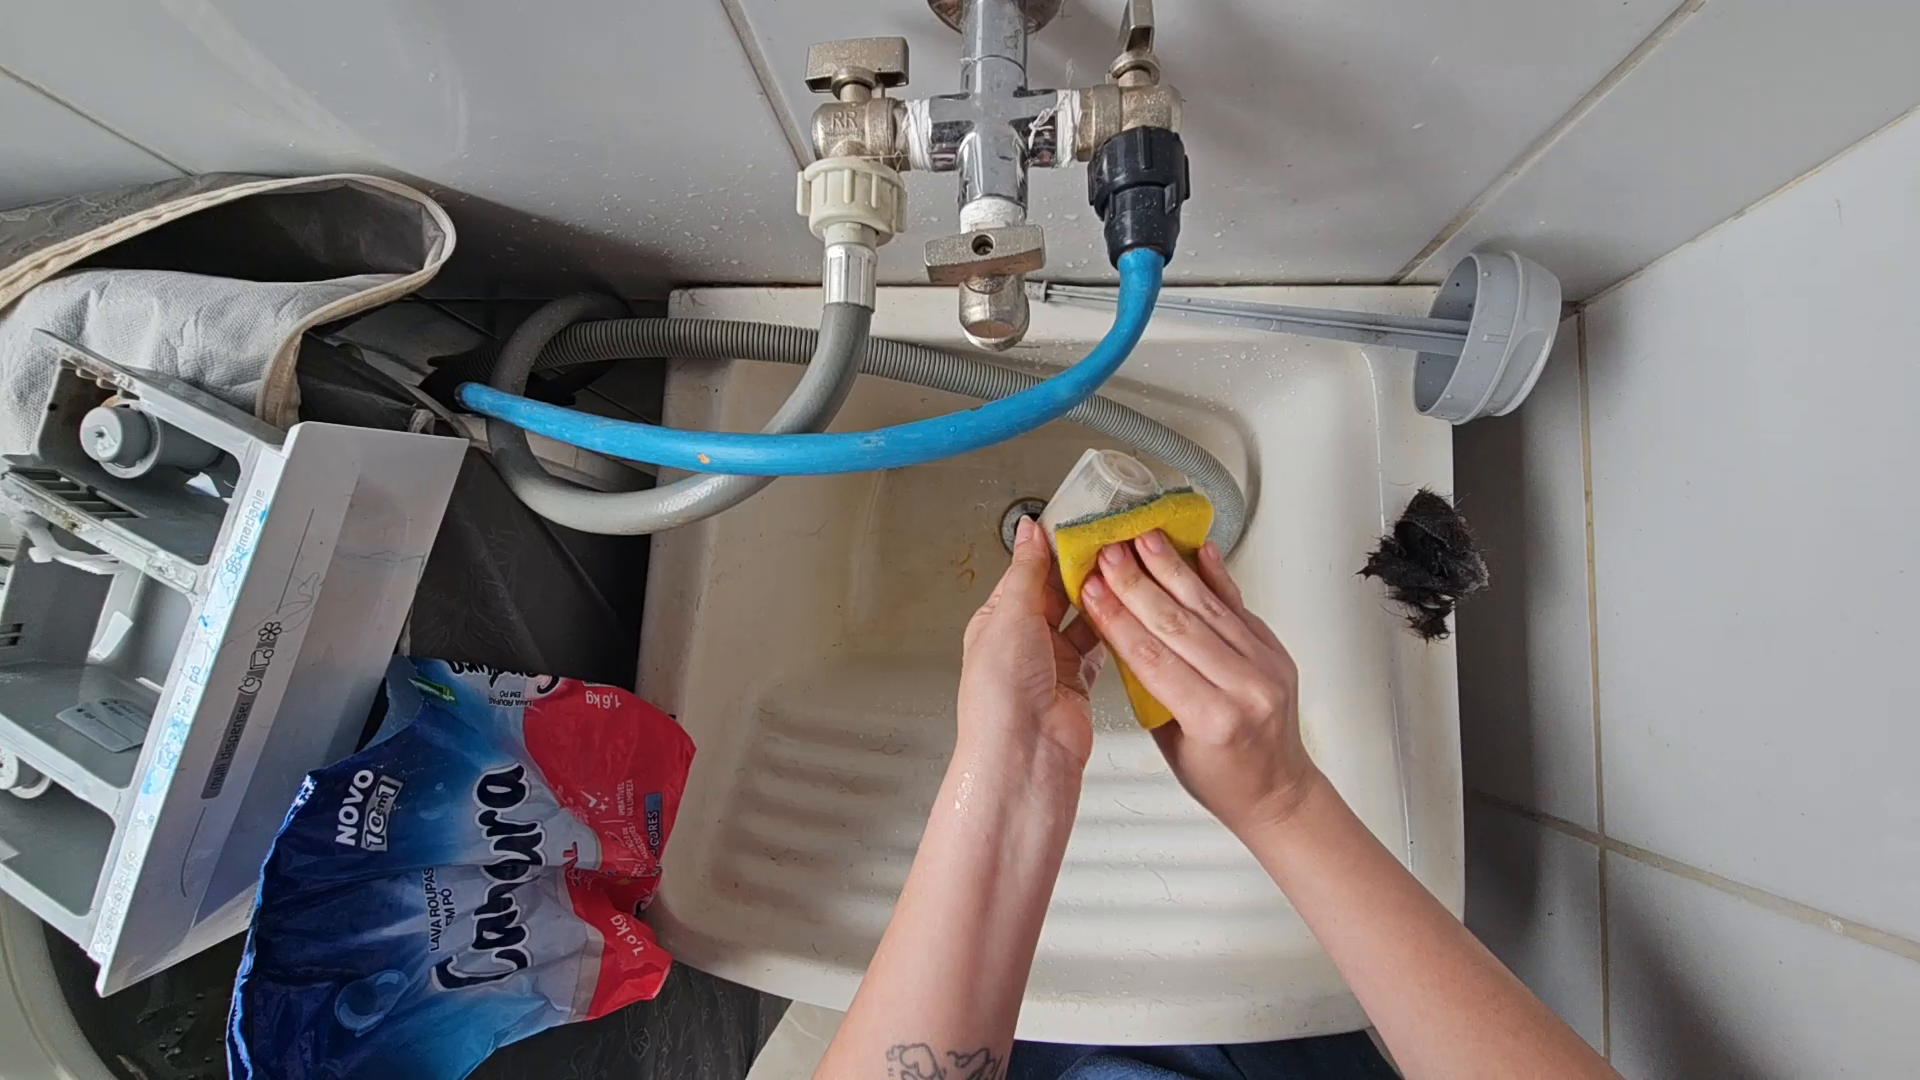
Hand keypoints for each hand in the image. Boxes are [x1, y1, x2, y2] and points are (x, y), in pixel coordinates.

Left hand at [958, 517, 1104, 774]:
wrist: (1025, 752)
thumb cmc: (1000, 692)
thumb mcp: (1011, 616)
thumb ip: (1027, 571)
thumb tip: (1028, 530)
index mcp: (997, 619)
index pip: (1027, 573)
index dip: (1051, 549)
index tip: (1078, 527)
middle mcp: (1024, 639)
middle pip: (1056, 593)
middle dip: (1080, 571)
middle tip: (1109, 544)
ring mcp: (1052, 660)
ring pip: (1081, 618)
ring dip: (1098, 598)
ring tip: (1122, 570)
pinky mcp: (1079, 680)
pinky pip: (1100, 646)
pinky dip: (1112, 628)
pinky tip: (1125, 608)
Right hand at [1078, 532, 1319, 836]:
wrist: (1279, 791)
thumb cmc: (1221, 777)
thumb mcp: (1167, 740)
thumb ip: (1146, 685)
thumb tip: (1117, 630)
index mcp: (1213, 719)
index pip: (1152, 656)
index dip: (1117, 618)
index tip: (1093, 588)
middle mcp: (1245, 687)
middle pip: (1178, 623)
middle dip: (1137, 583)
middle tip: (1110, 554)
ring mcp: (1266, 664)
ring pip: (1208, 606)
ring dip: (1171, 568)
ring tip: (1144, 539)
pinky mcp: (1274, 649)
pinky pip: (1239, 605)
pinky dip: (1216, 575)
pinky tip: (1198, 550)